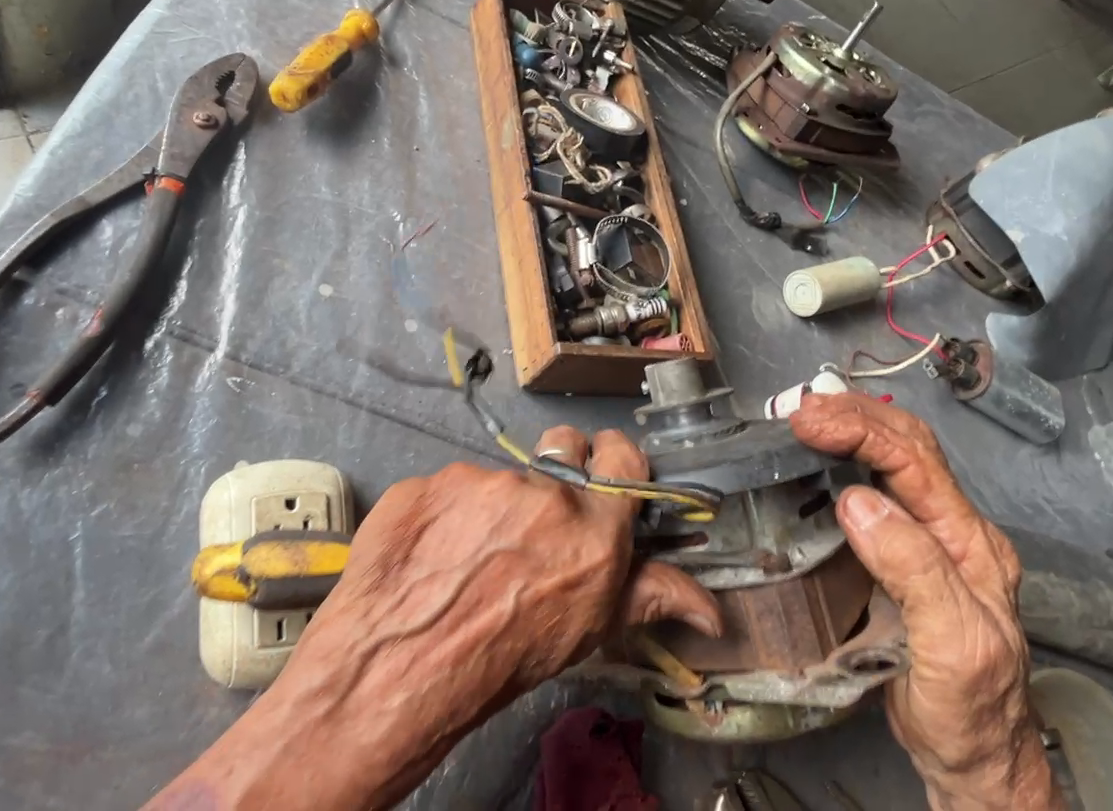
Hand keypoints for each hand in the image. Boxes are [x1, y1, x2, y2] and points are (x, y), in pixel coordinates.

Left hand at [148, 428, 718, 810]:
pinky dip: (448, 511)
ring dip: (496, 502)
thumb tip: (711, 607)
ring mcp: (483, 481)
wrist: (401, 663)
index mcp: (593, 528)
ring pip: (502, 475)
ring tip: (472, 553)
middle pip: (562, 450)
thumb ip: (648, 597)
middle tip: (536, 513)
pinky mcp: (433, 479)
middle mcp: (544, 493)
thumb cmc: (503, 658)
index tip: (602, 472)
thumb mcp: (587, 633)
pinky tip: (435, 550)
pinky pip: (452, 486)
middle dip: (558, 470)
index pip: (622, 455)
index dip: (613, 459)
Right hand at [792, 394, 1061, 810]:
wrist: (977, 758)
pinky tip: (820, 453)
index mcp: (971, 544)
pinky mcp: (902, 555)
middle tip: (797, 408)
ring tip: (805, 415)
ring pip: (895, 460)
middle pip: (909, 447)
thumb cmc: (971, 711)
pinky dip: (844, 459)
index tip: (808, 420)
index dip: (860, 430)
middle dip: (854, 415)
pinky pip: (876, 489)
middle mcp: (954, 530)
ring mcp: (930, 540)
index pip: (916, 462)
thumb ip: (915, 571)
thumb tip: (856, 502)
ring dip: (850, 428)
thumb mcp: (954, 647)